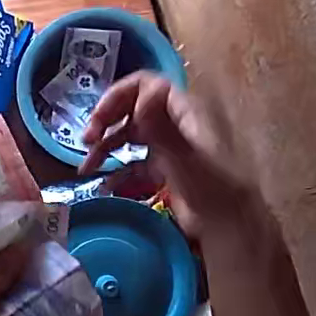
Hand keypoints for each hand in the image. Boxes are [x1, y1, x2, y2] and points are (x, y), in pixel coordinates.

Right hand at [77, 71, 259, 238]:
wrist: (229, 229)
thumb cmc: (212, 190)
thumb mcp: (183, 157)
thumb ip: (161, 124)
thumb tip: (146, 89)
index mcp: (185, 111)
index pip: (145, 86)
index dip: (117, 97)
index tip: (96, 121)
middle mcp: (175, 124)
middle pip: (132, 108)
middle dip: (105, 122)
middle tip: (86, 142)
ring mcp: (169, 147)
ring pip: (129, 135)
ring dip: (105, 147)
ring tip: (87, 168)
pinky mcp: (164, 169)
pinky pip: (133, 161)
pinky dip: (115, 169)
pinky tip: (104, 183)